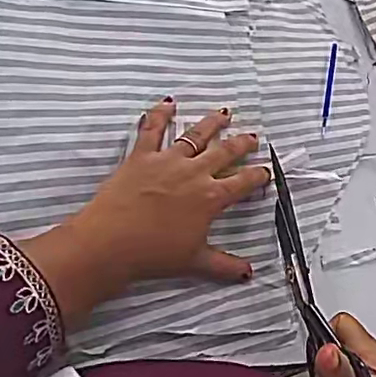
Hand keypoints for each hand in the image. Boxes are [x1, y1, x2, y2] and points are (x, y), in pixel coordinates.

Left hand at [18, 99, 271, 326]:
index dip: (258, 175)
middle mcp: (194, 174)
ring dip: (212, 123)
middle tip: (252, 137)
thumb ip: (225, 265)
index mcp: (211, 197)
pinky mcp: (141, 156)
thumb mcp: (195, 261)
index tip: (265, 171)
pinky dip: (160, 114)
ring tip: (224, 113)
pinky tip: (168, 103)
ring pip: (196, 135)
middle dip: (242, 143)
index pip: (243, 182)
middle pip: (226, 152)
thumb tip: (248, 273)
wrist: (111, 244)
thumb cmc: (154, 254)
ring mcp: (168, 161)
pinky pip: (152, 129)